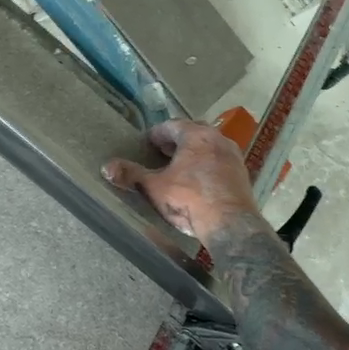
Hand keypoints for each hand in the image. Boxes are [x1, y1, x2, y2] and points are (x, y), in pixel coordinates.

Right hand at [104, 120, 261, 240]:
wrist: (230, 224)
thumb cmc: (188, 199)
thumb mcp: (153, 187)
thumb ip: (131, 175)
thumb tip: (106, 167)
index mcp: (196, 135)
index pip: (172, 125)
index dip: (157, 133)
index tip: (147, 142)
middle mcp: (218, 139)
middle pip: (193, 132)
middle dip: (177, 141)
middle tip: (162, 152)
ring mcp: (233, 156)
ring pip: (209, 147)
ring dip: (194, 153)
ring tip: (179, 167)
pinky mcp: (241, 174)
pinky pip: (219, 163)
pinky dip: (207, 166)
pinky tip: (198, 181)